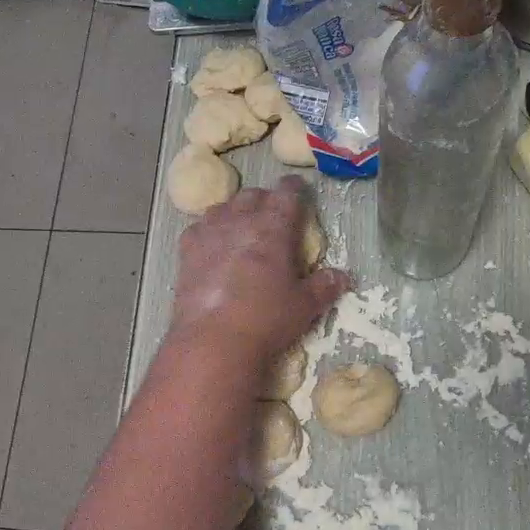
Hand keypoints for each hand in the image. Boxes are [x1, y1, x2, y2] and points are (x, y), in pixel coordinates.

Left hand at [169, 177, 350, 362]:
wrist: (213, 341)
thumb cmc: (266, 320)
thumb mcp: (304, 306)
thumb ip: (324, 287)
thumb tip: (342, 277)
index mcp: (273, 228)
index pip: (286, 194)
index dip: (294, 188)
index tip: (299, 189)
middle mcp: (239, 222)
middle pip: (252, 196)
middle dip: (264, 200)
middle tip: (272, 214)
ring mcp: (209, 234)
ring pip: (222, 207)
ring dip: (234, 211)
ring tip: (241, 226)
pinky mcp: (186, 252)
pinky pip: (198, 228)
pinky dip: (208, 230)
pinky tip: (212, 245)